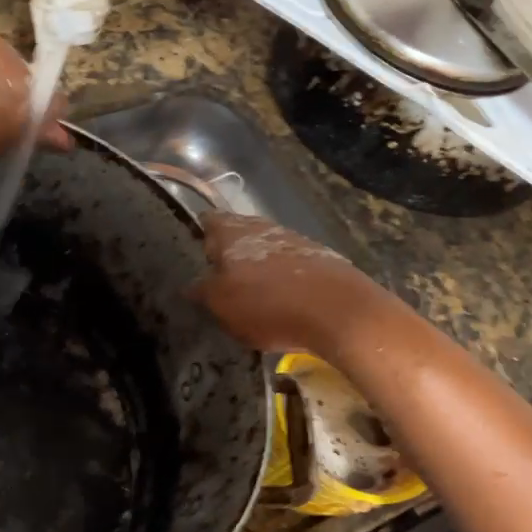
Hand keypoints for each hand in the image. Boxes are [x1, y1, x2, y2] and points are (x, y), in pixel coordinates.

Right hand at [190, 212, 392, 354]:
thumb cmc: (267, 305)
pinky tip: (283, 296)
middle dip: (230, 248)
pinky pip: (292, 262)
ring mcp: (296, 240)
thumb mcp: (221, 305)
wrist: (339, 312)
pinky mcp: (322, 259)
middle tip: (221, 272)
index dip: (201, 231)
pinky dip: (283, 275)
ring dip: (258, 261)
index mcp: (232, 233)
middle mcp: (264, 228)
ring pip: (267, 246)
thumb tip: (191, 284)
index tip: (197, 247)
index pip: (210, 220)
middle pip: (240, 231)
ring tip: (251, 288)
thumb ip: (203, 291)